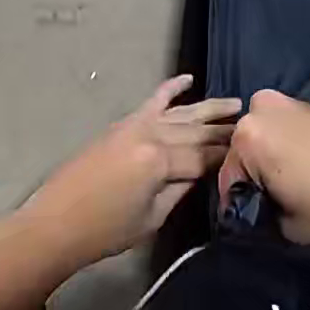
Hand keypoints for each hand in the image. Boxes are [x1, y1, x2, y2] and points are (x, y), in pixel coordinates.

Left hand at [0, 75, 239, 281]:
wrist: (57, 221)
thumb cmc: (106, 230)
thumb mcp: (152, 218)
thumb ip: (180, 190)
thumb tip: (202, 174)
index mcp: (160, 161)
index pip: (205, 157)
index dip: (229, 156)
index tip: (252, 152)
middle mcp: (151, 134)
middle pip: (196, 131)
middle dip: (224, 130)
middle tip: (252, 126)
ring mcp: (136, 124)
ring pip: (180, 113)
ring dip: (208, 108)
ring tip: (234, 103)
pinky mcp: (123, 124)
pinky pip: (151, 100)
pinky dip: (170, 88)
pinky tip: (187, 78)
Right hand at [216, 90, 309, 249]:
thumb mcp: (294, 228)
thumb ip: (266, 217)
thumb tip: (263, 212)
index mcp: (247, 137)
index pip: (228, 178)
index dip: (241, 207)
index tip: (258, 224)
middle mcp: (261, 109)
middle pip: (246, 152)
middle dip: (257, 178)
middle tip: (279, 206)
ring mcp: (289, 102)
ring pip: (268, 140)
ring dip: (275, 161)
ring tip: (299, 190)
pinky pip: (289, 131)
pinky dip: (293, 149)